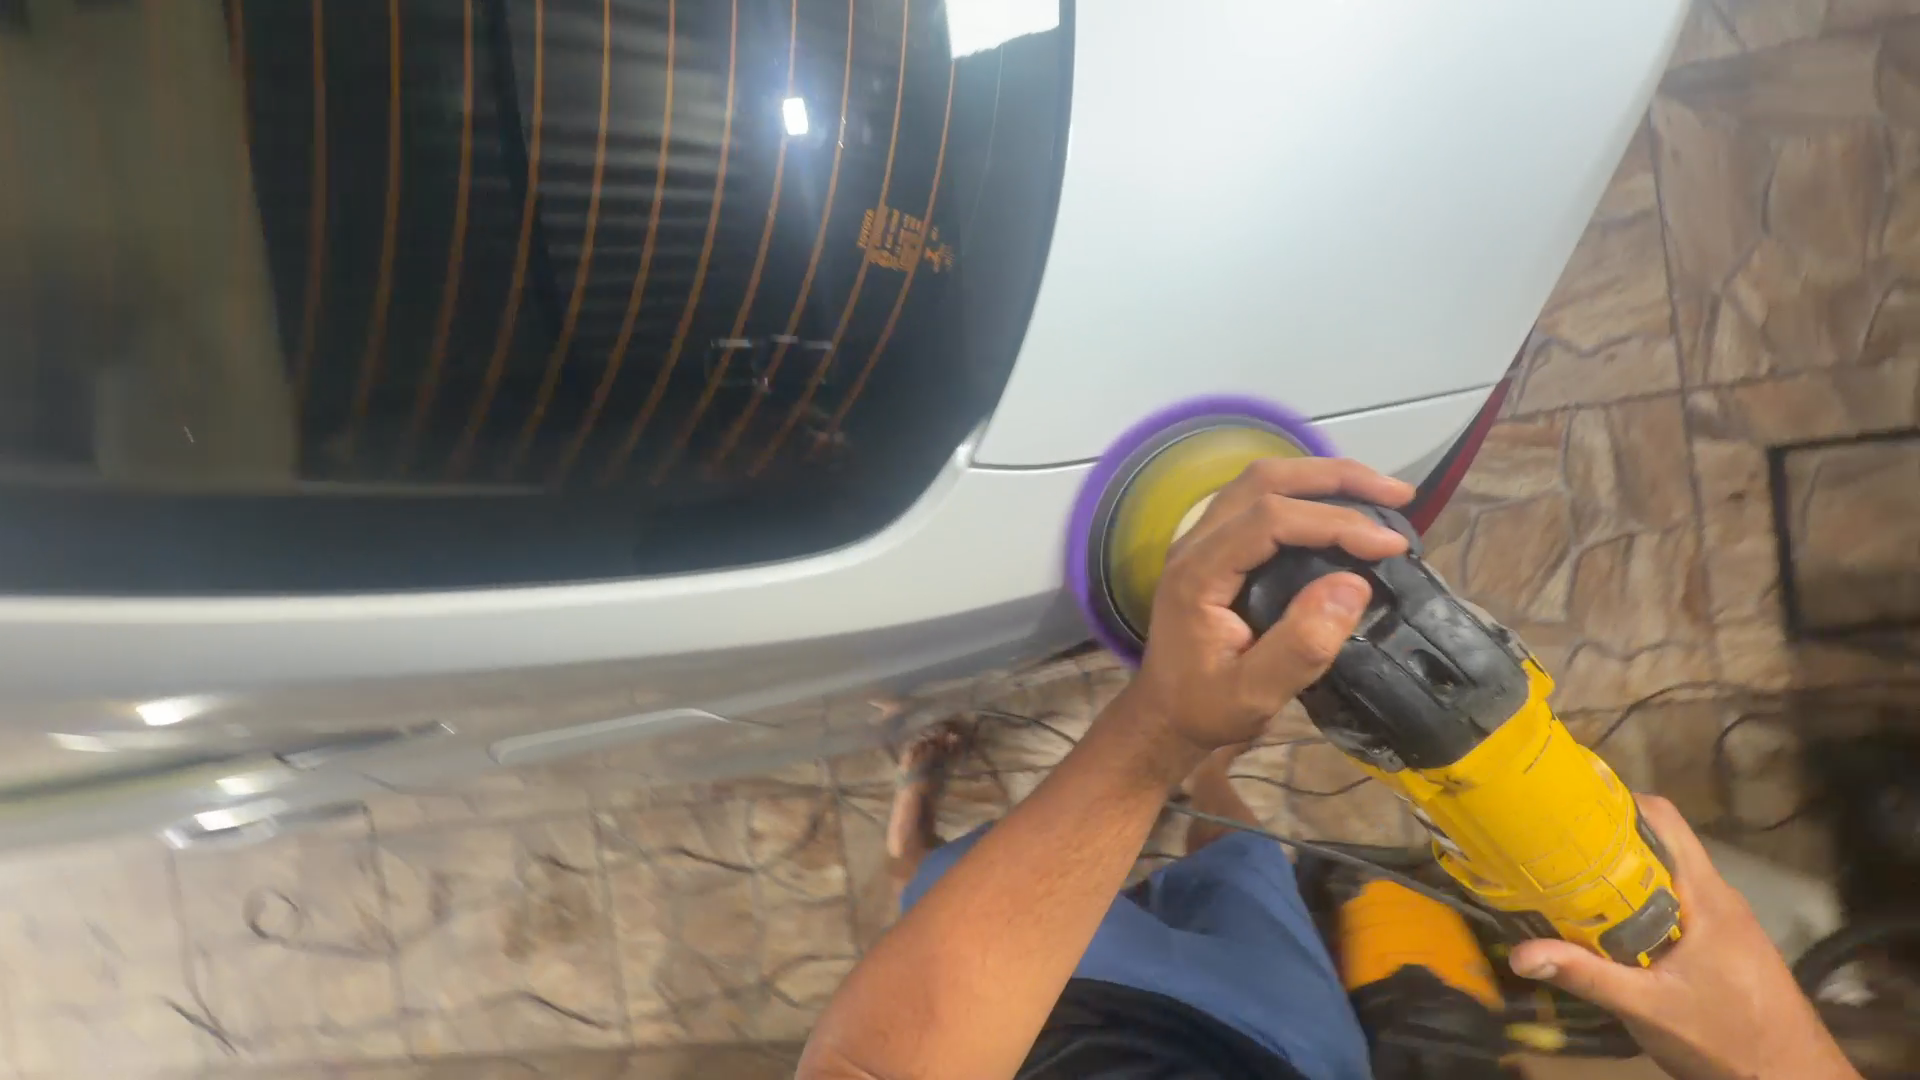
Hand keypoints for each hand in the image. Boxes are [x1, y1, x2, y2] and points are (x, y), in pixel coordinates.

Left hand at [1120, 456, 1413, 755]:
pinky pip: (1255, 501)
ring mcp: (1198, 542)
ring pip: (1256, 483)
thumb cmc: (1204, 707)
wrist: (1164, 713)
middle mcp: (1193, 545)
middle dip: (1333, 478)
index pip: (1268, 520)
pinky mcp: (1211, 548)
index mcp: (1198, 575)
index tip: (1392, 546)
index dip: (1334, 522)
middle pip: (1261, 481)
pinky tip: (1339, 511)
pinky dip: (1302, 494)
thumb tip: (1353, 584)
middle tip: (1396, 495)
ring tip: (1378, 494)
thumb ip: (1300, 645)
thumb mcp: (1254, 694)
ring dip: (1318, 479)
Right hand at [1508, 797, 1861, 1079]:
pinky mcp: (1717, 939)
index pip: (1662, 820)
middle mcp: (1715, 895)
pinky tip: (1596, 910)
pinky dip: (1628, 891)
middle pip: (1653, 841)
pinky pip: (1666, 895)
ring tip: (1557, 866)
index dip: (1613, 800)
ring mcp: (1719, 917)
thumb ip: (1586, 976)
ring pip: (1658, 869)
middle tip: (1543, 834)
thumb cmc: (1731, 1043)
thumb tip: (1518, 954)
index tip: (1561, 800)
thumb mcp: (1649, 1010)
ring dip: (1612, 864)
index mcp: (1706, 896)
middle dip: (1599, 832)